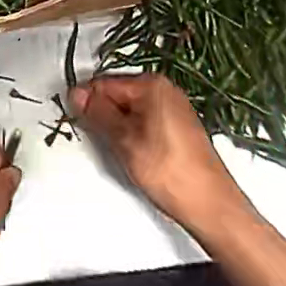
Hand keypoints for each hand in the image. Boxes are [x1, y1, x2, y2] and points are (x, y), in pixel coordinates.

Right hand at [71, 75, 248, 231]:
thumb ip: (98, 113)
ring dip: (118, 126)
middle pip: (119, 93)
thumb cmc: (167, 170)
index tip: (75, 121)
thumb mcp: (124, 140)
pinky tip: (136, 154)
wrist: (209, 203)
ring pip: (131, 109)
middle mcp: (164, 88)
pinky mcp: (178, 125)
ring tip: (119, 151)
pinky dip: (134, 133)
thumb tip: (76, 92)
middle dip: (104, 114)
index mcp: (151, 84)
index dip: (87, 101)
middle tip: (100, 141)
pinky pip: (146, 119)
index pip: (105, 82)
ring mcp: (174, 106)